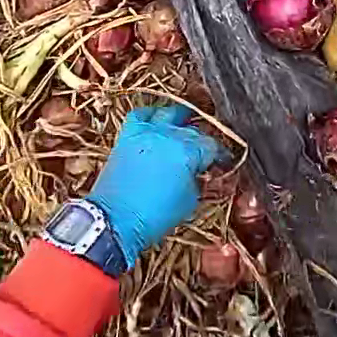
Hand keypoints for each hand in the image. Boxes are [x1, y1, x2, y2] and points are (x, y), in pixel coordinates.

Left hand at [87, 104, 225, 266]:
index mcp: (189, 152)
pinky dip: (151, 114)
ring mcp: (147, 133)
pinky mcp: (128, 136)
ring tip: (186, 127)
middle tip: (205, 156)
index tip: (223, 163)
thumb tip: (201, 174)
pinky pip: (141, 114)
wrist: (114, 221)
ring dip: (181, 120)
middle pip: (194, 131)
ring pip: (171, 114)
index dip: (221, 155)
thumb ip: (199, 181)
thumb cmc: (154, 216)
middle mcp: (169, 136)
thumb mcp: (189, 202)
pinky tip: (157, 120)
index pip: (213, 146)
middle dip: (203, 142)